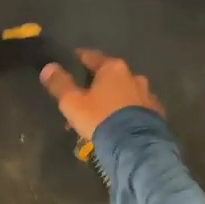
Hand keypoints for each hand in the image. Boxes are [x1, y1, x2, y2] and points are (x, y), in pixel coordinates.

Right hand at [39, 49, 164, 139]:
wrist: (137, 146)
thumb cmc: (100, 118)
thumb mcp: (73, 102)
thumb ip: (60, 84)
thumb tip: (48, 67)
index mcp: (113, 68)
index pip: (93, 57)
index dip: (81, 57)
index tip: (74, 58)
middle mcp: (133, 76)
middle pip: (109, 76)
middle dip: (95, 86)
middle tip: (82, 100)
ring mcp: (147, 94)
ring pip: (123, 93)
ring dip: (111, 101)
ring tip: (99, 119)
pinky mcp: (156, 113)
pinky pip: (135, 109)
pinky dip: (125, 113)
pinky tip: (118, 126)